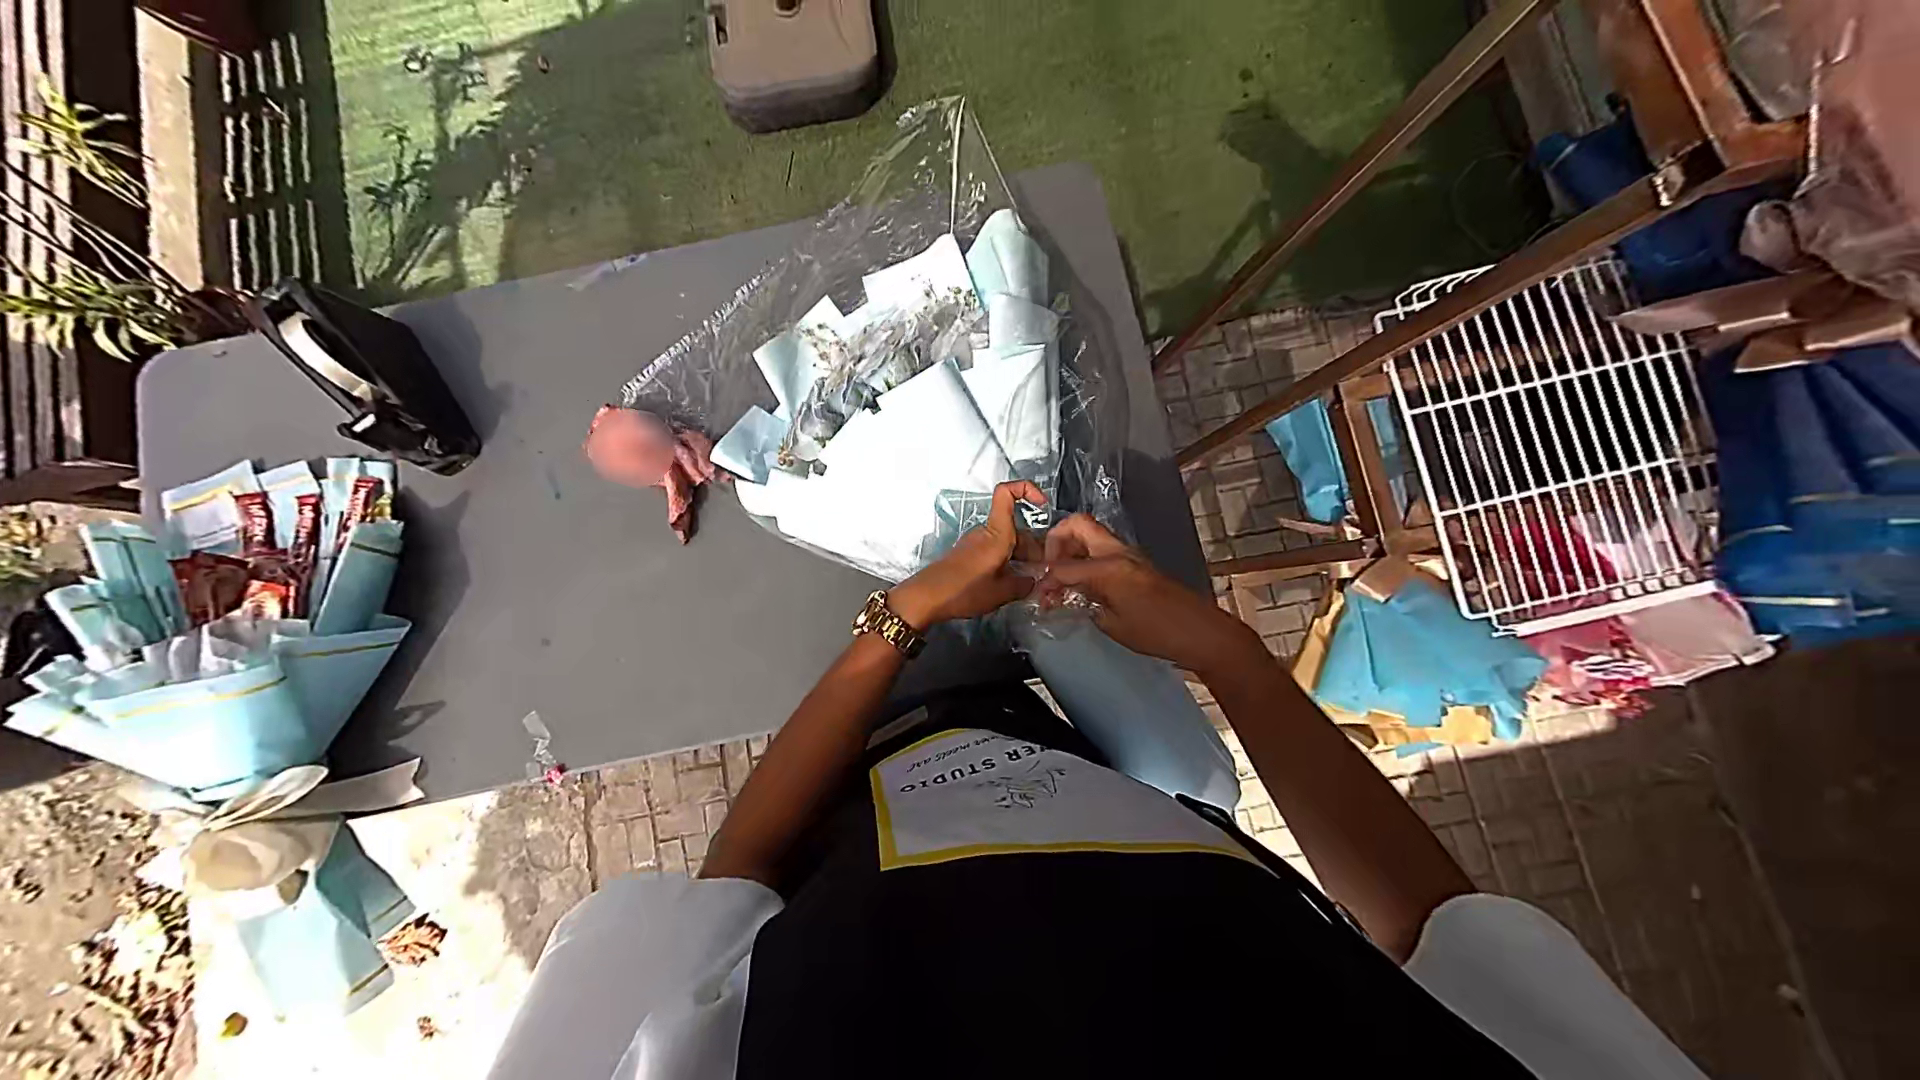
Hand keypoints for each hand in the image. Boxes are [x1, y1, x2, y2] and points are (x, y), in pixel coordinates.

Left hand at [888, 481, 1046, 626]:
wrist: (926, 598)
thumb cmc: (963, 590)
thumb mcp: (1001, 593)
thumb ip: (1023, 585)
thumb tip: (1033, 581)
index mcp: (996, 534)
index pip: (1006, 494)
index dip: (1026, 489)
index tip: (1042, 505)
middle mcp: (986, 533)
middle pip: (1015, 528)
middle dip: (1033, 546)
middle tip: (1043, 570)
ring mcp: (976, 543)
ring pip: (1006, 542)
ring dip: (1021, 557)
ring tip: (1030, 581)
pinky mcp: (968, 555)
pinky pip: (994, 551)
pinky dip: (1007, 562)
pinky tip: (1011, 583)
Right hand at [1036, 514, 1264, 673]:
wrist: (1200, 631)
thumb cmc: (1157, 632)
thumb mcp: (1112, 624)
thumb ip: (1085, 603)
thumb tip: (1067, 596)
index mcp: (1108, 566)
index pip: (1064, 566)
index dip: (1046, 580)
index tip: (1039, 595)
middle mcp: (1118, 552)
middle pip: (1077, 525)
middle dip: (1055, 542)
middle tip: (1049, 569)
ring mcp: (1129, 555)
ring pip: (1090, 535)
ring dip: (1071, 549)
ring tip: (1062, 578)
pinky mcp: (1136, 563)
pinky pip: (1102, 550)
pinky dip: (1086, 559)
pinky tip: (1082, 584)